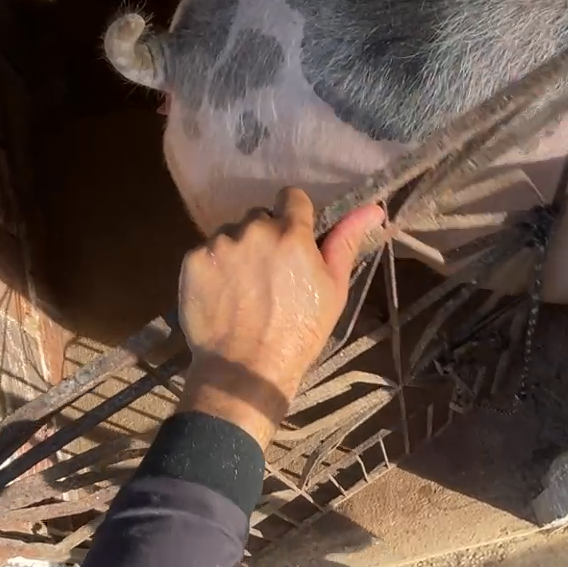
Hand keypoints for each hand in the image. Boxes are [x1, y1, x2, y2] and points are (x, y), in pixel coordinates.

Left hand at [176, 187, 384, 448]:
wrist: (247, 369)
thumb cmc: (300, 334)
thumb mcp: (334, 292)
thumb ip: (347, 243)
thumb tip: (374, 208)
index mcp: (291, 234)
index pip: (292, 197)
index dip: (294, 219)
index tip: (294, 245)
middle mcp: (253, 229)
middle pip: (259, 218)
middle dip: (265, 239)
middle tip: (270, 278)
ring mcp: (219, 244)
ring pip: (231, 235)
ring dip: (238, 254)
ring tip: (245, 292)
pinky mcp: (193, 261)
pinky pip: (206, 254)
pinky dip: (214, 271)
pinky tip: (224, 298)